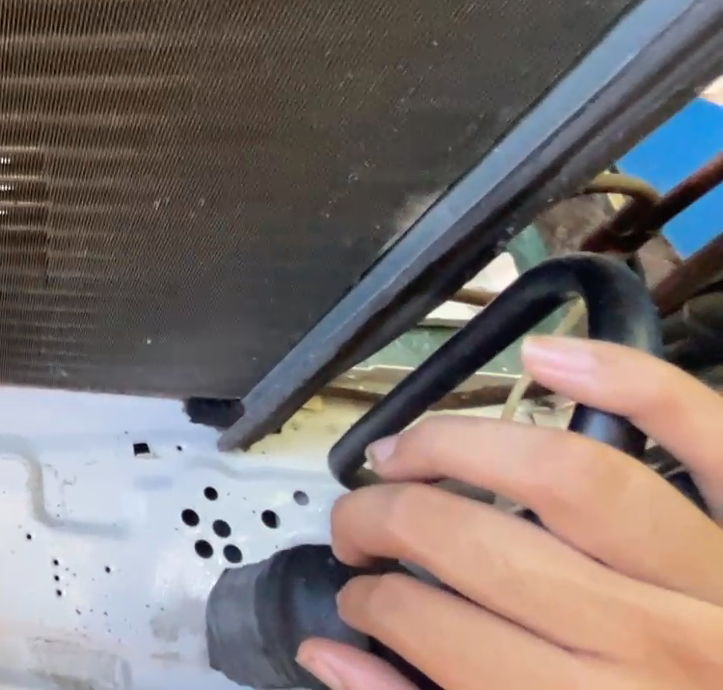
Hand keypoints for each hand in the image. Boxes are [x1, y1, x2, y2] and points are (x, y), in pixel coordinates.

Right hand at [299, 336, 722, 689]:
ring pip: (558, 469)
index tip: (362, 600)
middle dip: (373, 518)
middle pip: (460, 533)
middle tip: (359, 528)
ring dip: (448, 443)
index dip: (366, 601)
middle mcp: (661, 644)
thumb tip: (329, 656)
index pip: (423, 619)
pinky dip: (632, 383)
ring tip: (404, 454)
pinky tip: (551, 358)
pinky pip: (714, 440)